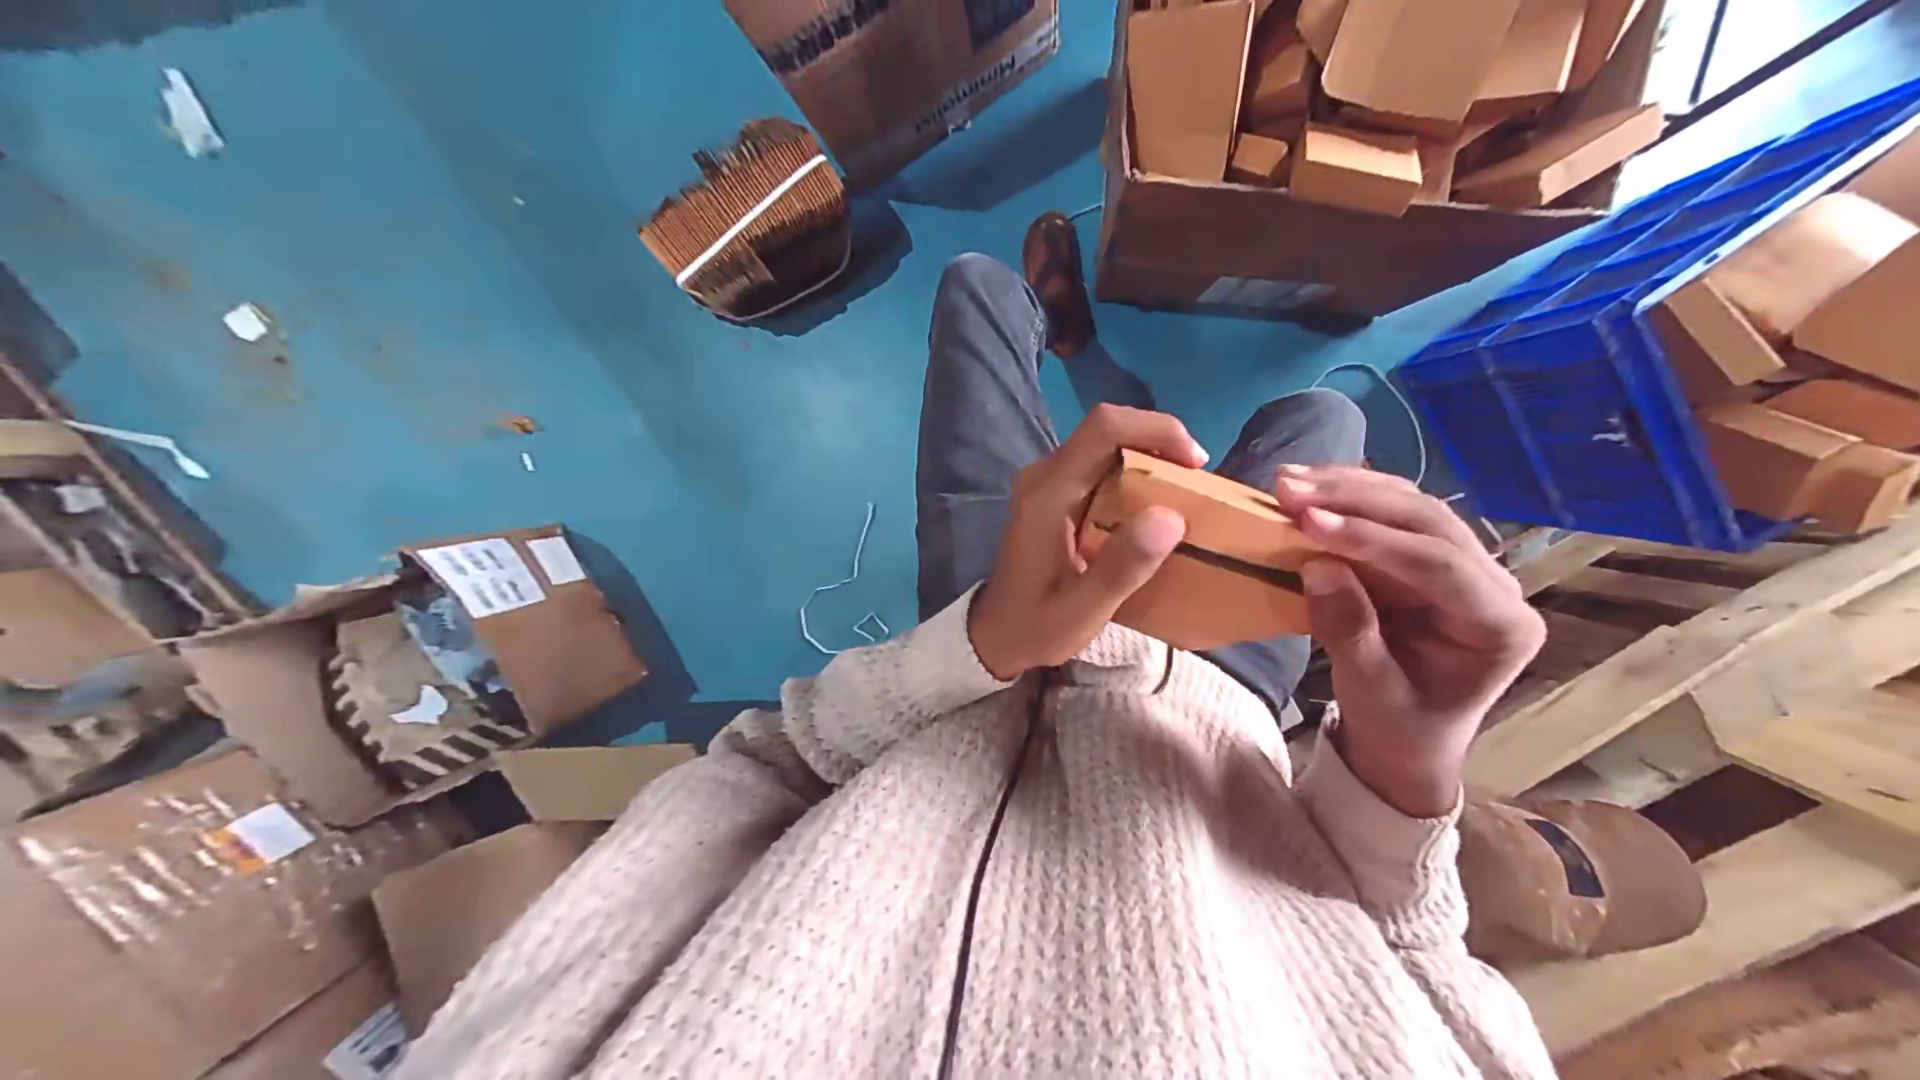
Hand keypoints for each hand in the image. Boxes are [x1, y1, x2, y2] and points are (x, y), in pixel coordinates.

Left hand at [968, 405, 1205, 680]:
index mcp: (1048, 494)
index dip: (1155, 430)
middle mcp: (1044, 476)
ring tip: (1183, 496)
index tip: (1194, 463)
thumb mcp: (1081, 611)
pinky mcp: (1052, 495)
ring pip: (1105, 446)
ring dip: (1148, 461)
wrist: (996, 634)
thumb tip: (1170, 518)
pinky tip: (1152, 510)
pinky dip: (1132, 477)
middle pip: (1107, 432)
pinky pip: (1098, 467)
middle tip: (1196, 485)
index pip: (1103, 429)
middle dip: (1159, 446)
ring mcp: (1045, 482)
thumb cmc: (1035, 626)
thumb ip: (1121, 568)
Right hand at [1272, 466, 1543, 817]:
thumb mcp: (1370, 692)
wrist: (1406, 738)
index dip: (1372, 539)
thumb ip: (1349, 632)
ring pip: (1410, 506)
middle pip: (1428, 520)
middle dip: (1354, 499)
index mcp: (1499, 625)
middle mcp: (1492, 584)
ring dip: (1346, 488)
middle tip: (1288, 487)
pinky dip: (1347, 497)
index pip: (1439, 564)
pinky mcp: (1424, 558)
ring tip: (1288, 479)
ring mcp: (1461, 566)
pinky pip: (1389, 515)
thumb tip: (1316, 567)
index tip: (1308, 523)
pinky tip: (1310, 487)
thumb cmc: (1397, 725)